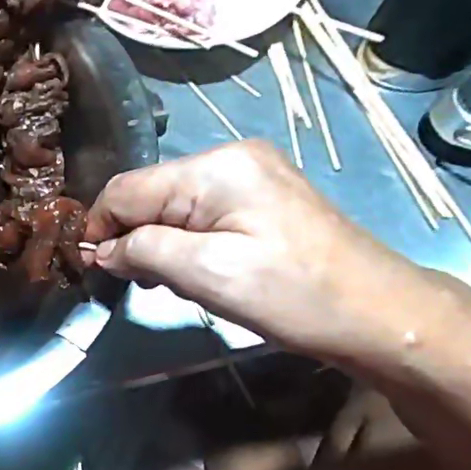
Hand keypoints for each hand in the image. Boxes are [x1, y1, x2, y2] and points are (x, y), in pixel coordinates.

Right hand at [84, 140, 434, 362]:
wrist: (377, 312)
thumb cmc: (292, 295)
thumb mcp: (207, 275)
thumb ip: (144, 252)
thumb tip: (99, 250)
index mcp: (214, 169)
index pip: (126, 188)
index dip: (99, 228)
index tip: (93, 269)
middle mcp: (230, 157)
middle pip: (149, 193)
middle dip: (133, 239)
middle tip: (144, 284)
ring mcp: (250, 174)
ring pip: (172, 205)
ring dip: (159, 244)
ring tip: (177, 283)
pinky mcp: (262, 195)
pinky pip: (200, 212)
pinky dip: (186, 242)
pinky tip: (199, 270)